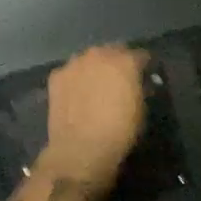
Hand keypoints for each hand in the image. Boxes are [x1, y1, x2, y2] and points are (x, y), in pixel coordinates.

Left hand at [42, 45, 150, 179]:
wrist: (80, 149)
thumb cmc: (119, 132)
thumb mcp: (140, 109)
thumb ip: (139, 88)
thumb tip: (137, 82)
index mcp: (125, 61)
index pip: (139, 55)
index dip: (143, 66)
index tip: (144, 76)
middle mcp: (99, 54)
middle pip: (112, 51)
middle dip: (117, 62)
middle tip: (119, 80)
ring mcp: (74, 63)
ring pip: (88, 59)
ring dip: (94, 68)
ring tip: (95, 85)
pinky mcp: (57, 76)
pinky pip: (70, 72)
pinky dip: (75, 79)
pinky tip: (76, 94)